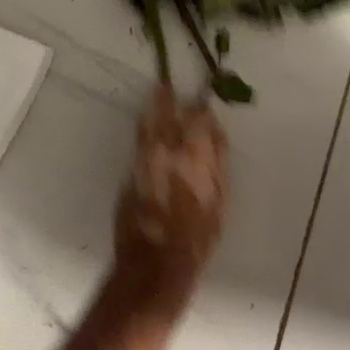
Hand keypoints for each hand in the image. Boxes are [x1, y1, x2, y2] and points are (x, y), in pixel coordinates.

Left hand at [113, 86, 227, 305]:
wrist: (155, 264)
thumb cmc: (198, 235)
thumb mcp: (220, 198)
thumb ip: (217, 161)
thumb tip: (214, 133)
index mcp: (193, 154)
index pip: (197, 118)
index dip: (200, 108)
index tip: (201, 101)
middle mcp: (165, 151)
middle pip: (165, 114)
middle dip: (167, 99)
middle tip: (165, 85)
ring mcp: (143, 162)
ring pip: (147, 127)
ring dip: (152, 111)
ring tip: (155, 96)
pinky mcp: (129, 175)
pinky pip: (139, 146)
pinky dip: (145, 134)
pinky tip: (149, 132)